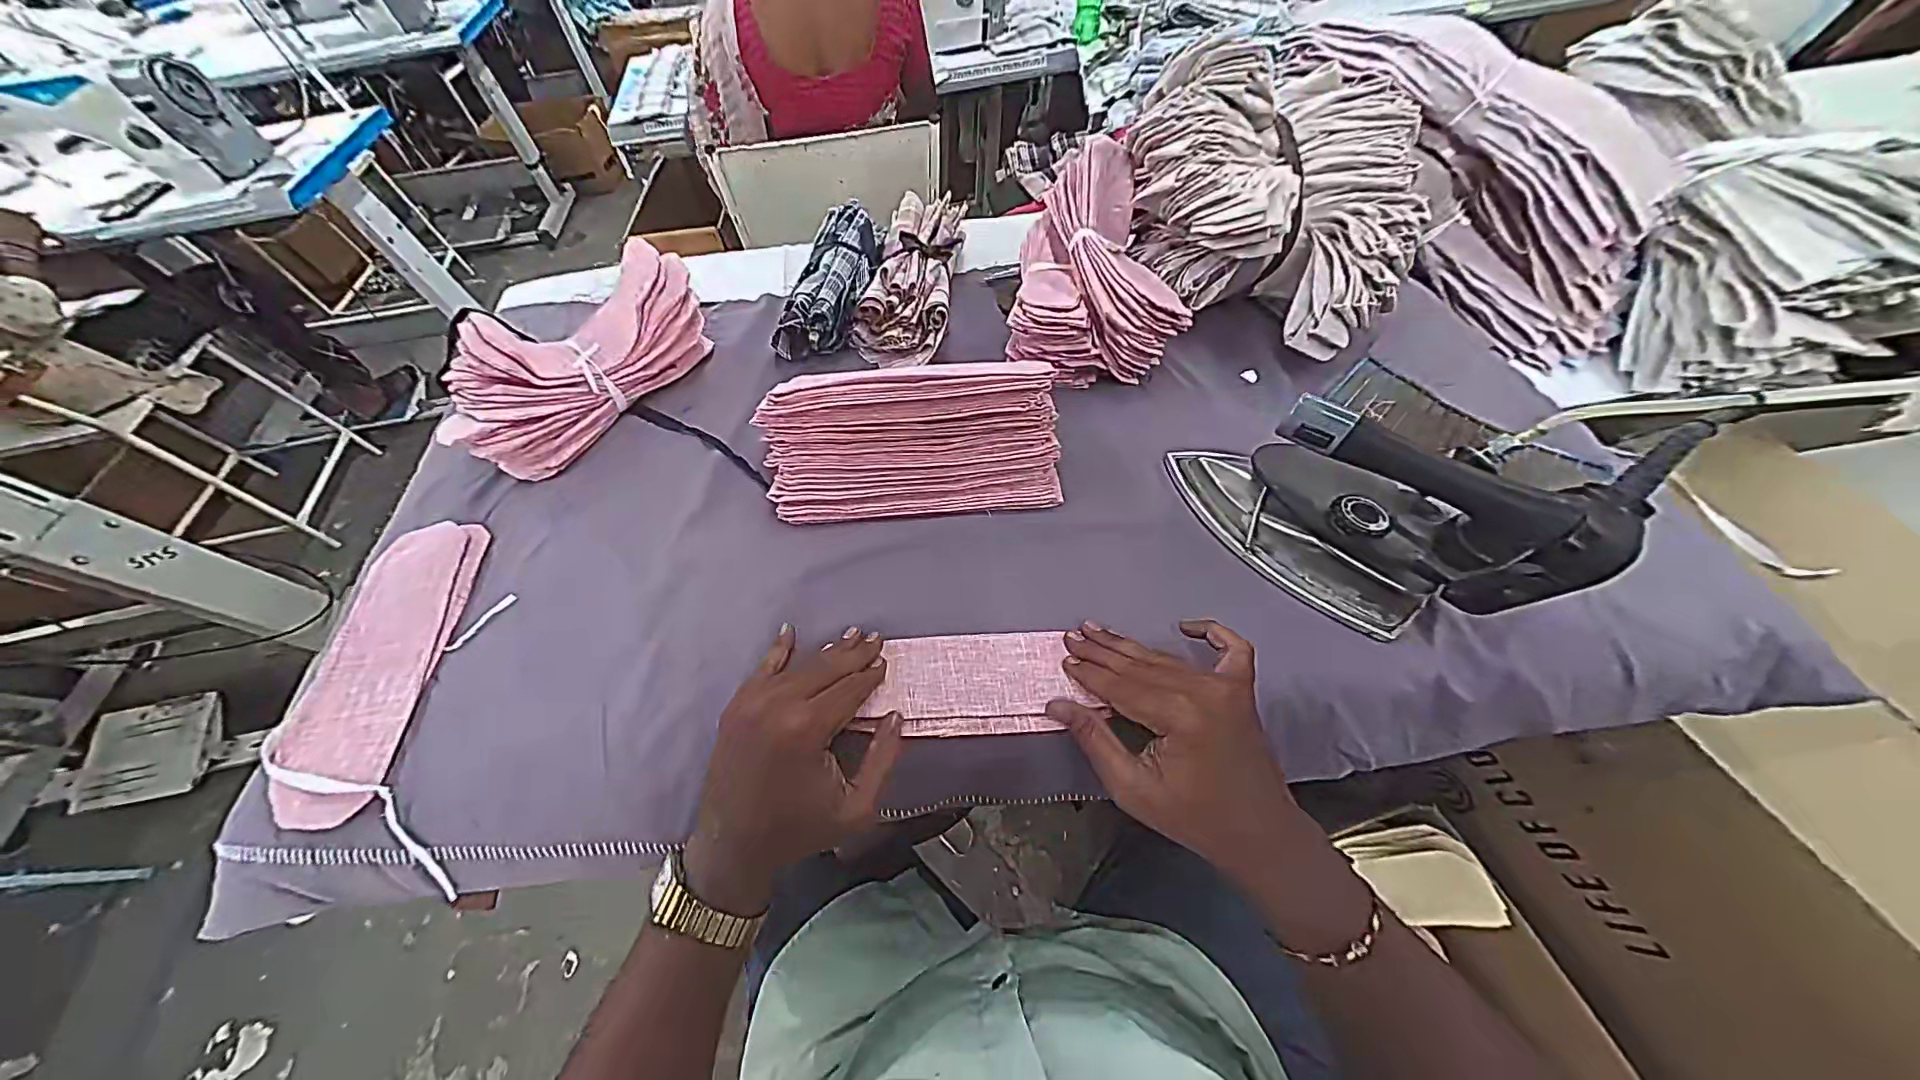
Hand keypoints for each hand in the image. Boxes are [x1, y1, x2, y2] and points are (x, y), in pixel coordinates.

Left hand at [682, 625, 905, 913]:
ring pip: (799, 666)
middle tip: (875, 638)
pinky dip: (779, 650)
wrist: (732, 847)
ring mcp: (752, 704)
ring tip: (850, 636)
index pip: (849, 688)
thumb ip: (883, 759)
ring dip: (827, 651)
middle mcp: (778, 707)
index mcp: (807, 729)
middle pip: (826, 669)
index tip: (885, 661)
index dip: (870, 674)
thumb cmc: (798, 830)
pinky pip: (762, 669)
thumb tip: (894, 717)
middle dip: (854, 654)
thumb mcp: (856, 808)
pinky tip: (789, 632)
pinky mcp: (735, 708)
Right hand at [1047, 620, 1297, 885]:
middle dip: (1102, 652)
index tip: (1066, 660)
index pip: (1120, 686)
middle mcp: (1203, 693)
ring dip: (1131, 645)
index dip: (1089, 673)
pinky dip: (1212, 633)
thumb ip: (1095, 740)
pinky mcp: (1242, 692)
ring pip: (1167, 659)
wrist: (1259, 833)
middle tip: (1073, 637)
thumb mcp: (1133, 788)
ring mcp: (1226, 688)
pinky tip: (1187, 626)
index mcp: (1177, 716)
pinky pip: (1232, 650)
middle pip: (1139, 666)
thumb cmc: (1195, 818)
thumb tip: (1059, 706)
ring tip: (1100, 631)